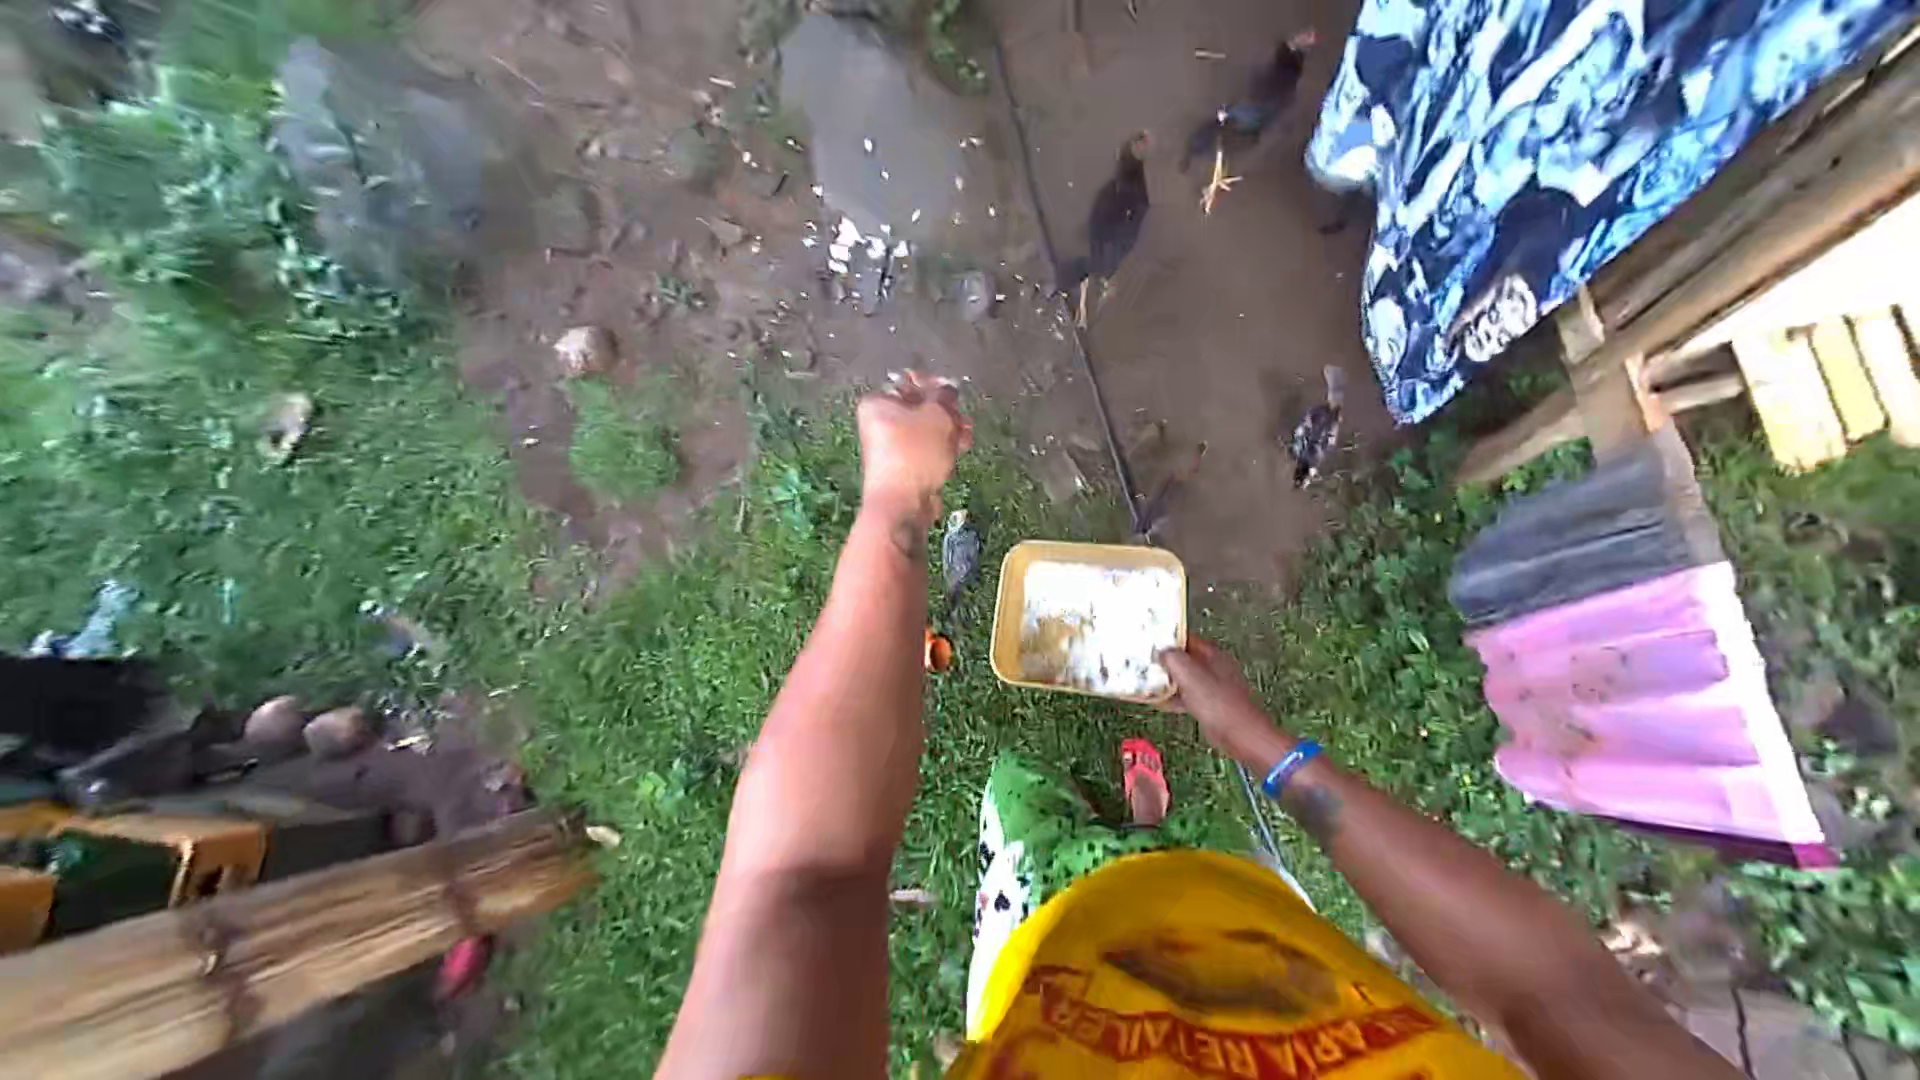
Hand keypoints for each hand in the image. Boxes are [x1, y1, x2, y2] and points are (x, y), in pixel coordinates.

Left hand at [856, 371, 971, 526]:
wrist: (903, 503)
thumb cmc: (916, 452)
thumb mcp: (936, 415)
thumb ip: (944, 395)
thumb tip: (947, 388)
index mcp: (878, 403)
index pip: (910, 382)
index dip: (936, 385)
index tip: (954, 394)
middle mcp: (880, 423)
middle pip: (920, 408)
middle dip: (946, 413)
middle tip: (962, 419)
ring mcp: (892, 447)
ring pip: (927, 431)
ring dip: (949, 431)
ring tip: (965, 437)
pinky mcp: (904, 467)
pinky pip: (926, 450)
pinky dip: (942, 449)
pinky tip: (959, 451)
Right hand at [1159, 638, 1295, 769]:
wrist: (1240, 734)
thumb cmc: (1215, 701)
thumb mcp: (1188, 673)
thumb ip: (1172, 657)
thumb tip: (1161, 650)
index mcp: (1212, 654)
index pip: (1185, 638)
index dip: (1166, 638)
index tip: (1147, 641)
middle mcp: (1214, 666)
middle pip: (1184, 658)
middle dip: (1164, 661)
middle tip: (1143, 663)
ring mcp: (1213, 686)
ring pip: (1185, 678)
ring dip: (1167, 681)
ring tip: (1146, 682)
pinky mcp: (1211, 704)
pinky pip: (1188, 696)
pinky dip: (1175, 697)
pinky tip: (1160, 702)